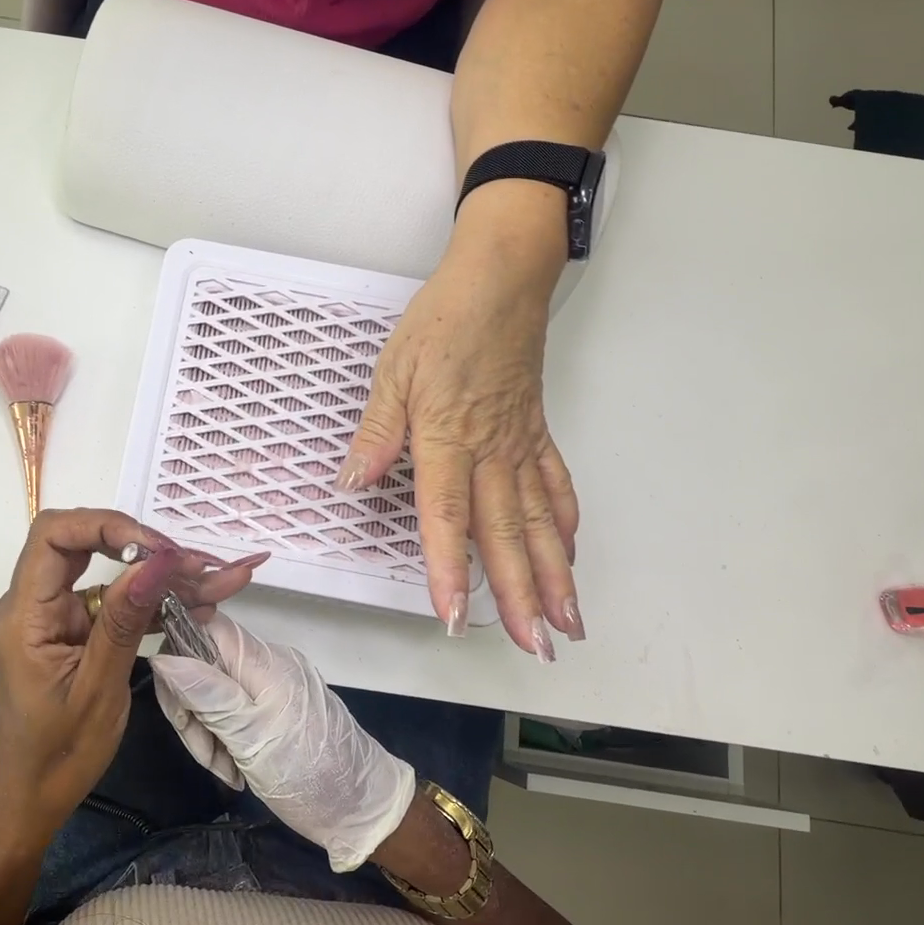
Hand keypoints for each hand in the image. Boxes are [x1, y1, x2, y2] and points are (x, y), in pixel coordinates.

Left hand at [0, 510, 259, 839]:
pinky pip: (115, 604)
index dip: (105, 524)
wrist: (34, 799)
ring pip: (108, 574)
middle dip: (142, 545)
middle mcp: (36, 604)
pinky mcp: (76, 633)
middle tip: (193, 563)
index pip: (54, 536)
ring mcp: (58, 618)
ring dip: (159, 577)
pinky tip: (198, 607)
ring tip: (216, 581)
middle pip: (83, 544)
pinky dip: (153, 604)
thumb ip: (125, 620)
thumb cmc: (58, 753)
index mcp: (27, 613)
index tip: (157, 547)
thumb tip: (157, 561)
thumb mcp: (99, 688)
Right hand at [150, 612, 414, 871]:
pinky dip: (226, 736)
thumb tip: (161, 655)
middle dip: (191, 708)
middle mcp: (268, 662)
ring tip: (224, 769)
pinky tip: (235, 768)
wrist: (363, 811)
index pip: (204, 625)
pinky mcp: (278, 707)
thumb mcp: (250, 738)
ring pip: (214, 691)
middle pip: (203, 662)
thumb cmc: (308, 774)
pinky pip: (234, 709)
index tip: (176, 702)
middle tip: (204, 754)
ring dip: (208, 730)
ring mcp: (274, 685)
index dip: (178, 653)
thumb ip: (207, 693)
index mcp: (263, 661)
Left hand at [340, 198, 581, 659]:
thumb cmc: (441, 321)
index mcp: (447, 438)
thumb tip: (351, 483)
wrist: (501, 277)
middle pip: (505, 533)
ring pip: (541, 519)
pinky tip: (572, 553)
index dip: (449, 569)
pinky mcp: (537, 430)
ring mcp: (521, 444)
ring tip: (568, 623)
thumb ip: (377, 433)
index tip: (455, 616)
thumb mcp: (392, 372)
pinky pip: (556, 484)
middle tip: (536, 647)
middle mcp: (491, 451)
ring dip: (555, 574)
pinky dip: (565, 523)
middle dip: (520, 595)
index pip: (447, 516)